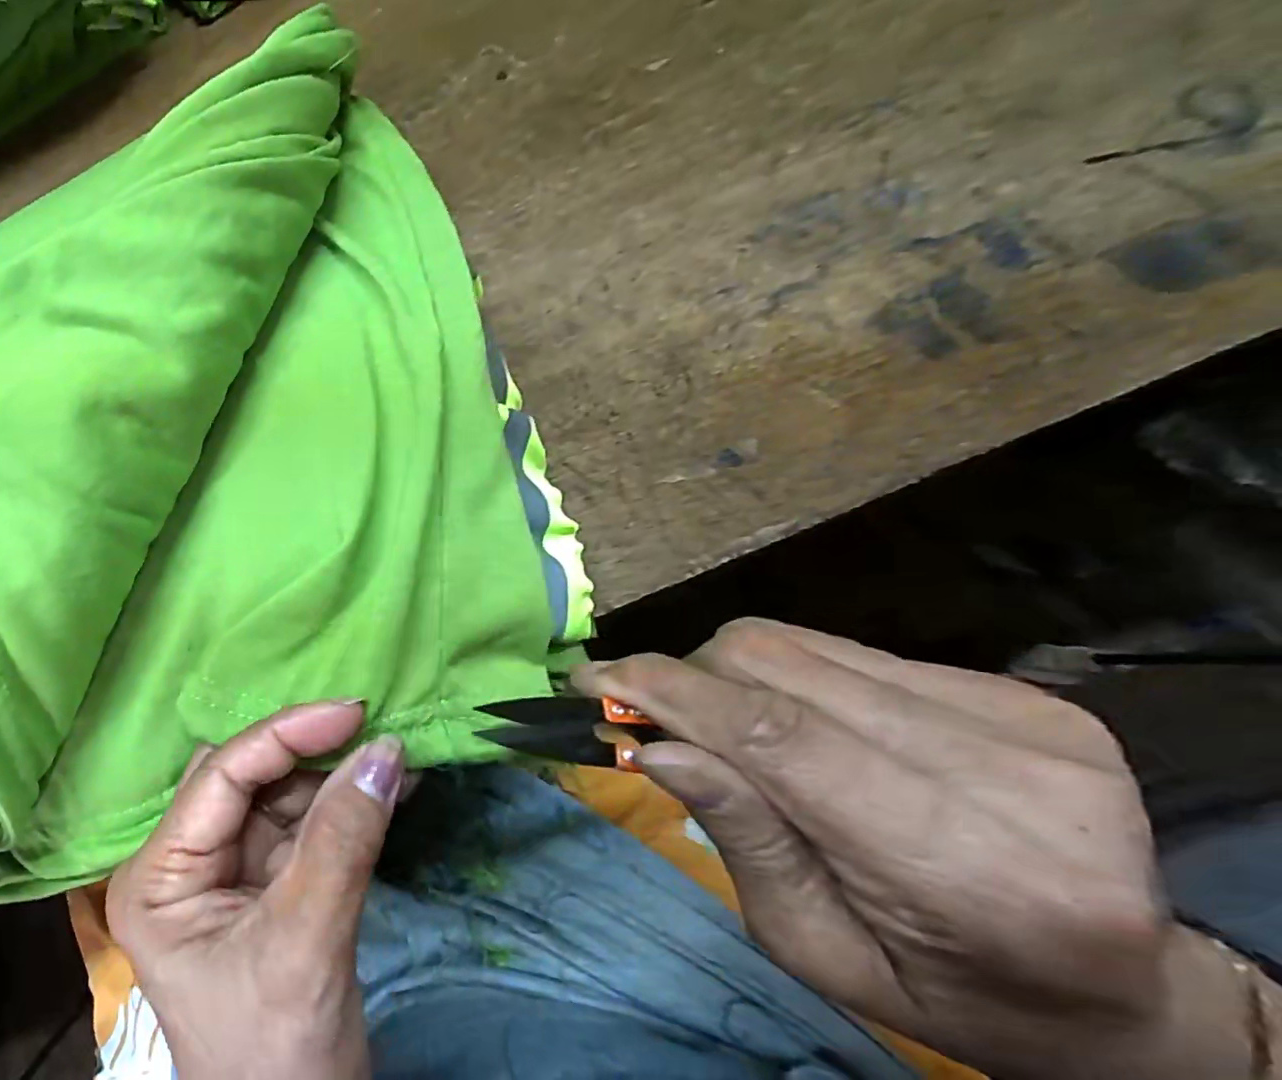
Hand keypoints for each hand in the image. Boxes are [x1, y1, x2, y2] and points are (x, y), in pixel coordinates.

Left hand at [107, 701, 405, 1079]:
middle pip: (248, 778)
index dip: (285, 735)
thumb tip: (385, 749)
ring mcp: (229, 871)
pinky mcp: (270, 884)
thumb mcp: (306, 945)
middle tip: (374, 735)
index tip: (351, 712)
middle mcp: (185, 862)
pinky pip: (309, 826)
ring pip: (282, 795)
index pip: (221, 777)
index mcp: (160, 876)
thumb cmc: (276, 1056)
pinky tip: (388, 789)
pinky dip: (348, 806)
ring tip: (393, 760)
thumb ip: (343, 842)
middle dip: (310, 754)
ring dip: (337, 777)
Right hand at [575, 619, 1269, 1079]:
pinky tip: (796, 723)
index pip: (779, 737)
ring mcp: (1025, 717)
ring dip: (728, 674)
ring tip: (720, 723)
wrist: (1125, 991)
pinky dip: (785, 677)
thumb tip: (655, 746)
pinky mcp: (1018, 689)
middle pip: (779, 667)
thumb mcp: (817, 949)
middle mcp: (1012, 775)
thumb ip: (741, 837)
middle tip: (644, 713)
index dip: (671, 692)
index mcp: (972, 876)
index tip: (592, 680)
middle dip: (686, 678)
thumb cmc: (948, 996)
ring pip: (801, 644)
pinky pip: (842, 650)